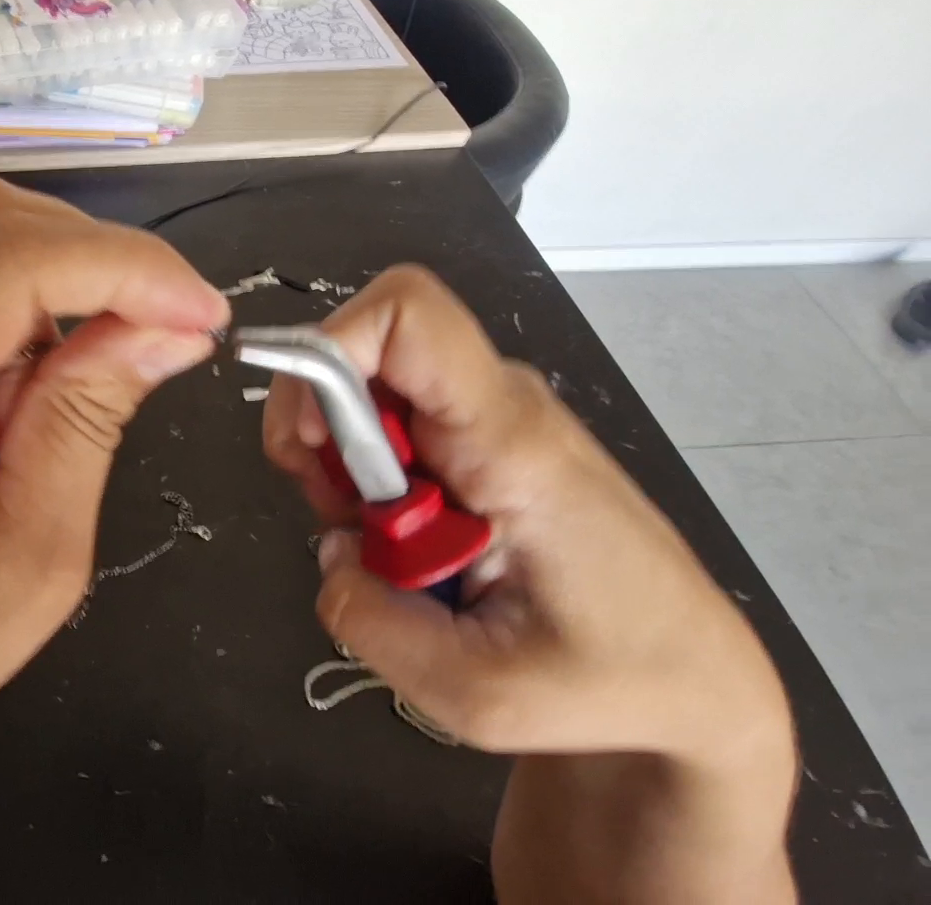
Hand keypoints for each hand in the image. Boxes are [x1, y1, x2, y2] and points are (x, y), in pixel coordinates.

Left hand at [0, 171, 227, 777]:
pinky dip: (3, 296)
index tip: (199, 308)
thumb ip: (87, 426)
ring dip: (44, 273)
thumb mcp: (29, 569)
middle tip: (155, 328)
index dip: (116, 268)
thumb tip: (165, 323)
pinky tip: (11, 382)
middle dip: (87, 255)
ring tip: (61, 383)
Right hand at [262, 265, 795, 902]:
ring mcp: (490, 420)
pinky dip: (361, 476)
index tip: (313, 440)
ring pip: (365, 393)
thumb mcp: (475, 692)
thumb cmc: (609, 688)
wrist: (695, 685)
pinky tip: (397, 536)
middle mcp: (498, 407)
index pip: (407, 316)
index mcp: (508, 444)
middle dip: (316, 429)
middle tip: (342, 517)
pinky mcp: (482, 442)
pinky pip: (387, 425)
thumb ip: (367, 617)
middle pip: (363, 354)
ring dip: (338, 463)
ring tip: (381, 545)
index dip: (327, 349)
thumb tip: (331, 553)